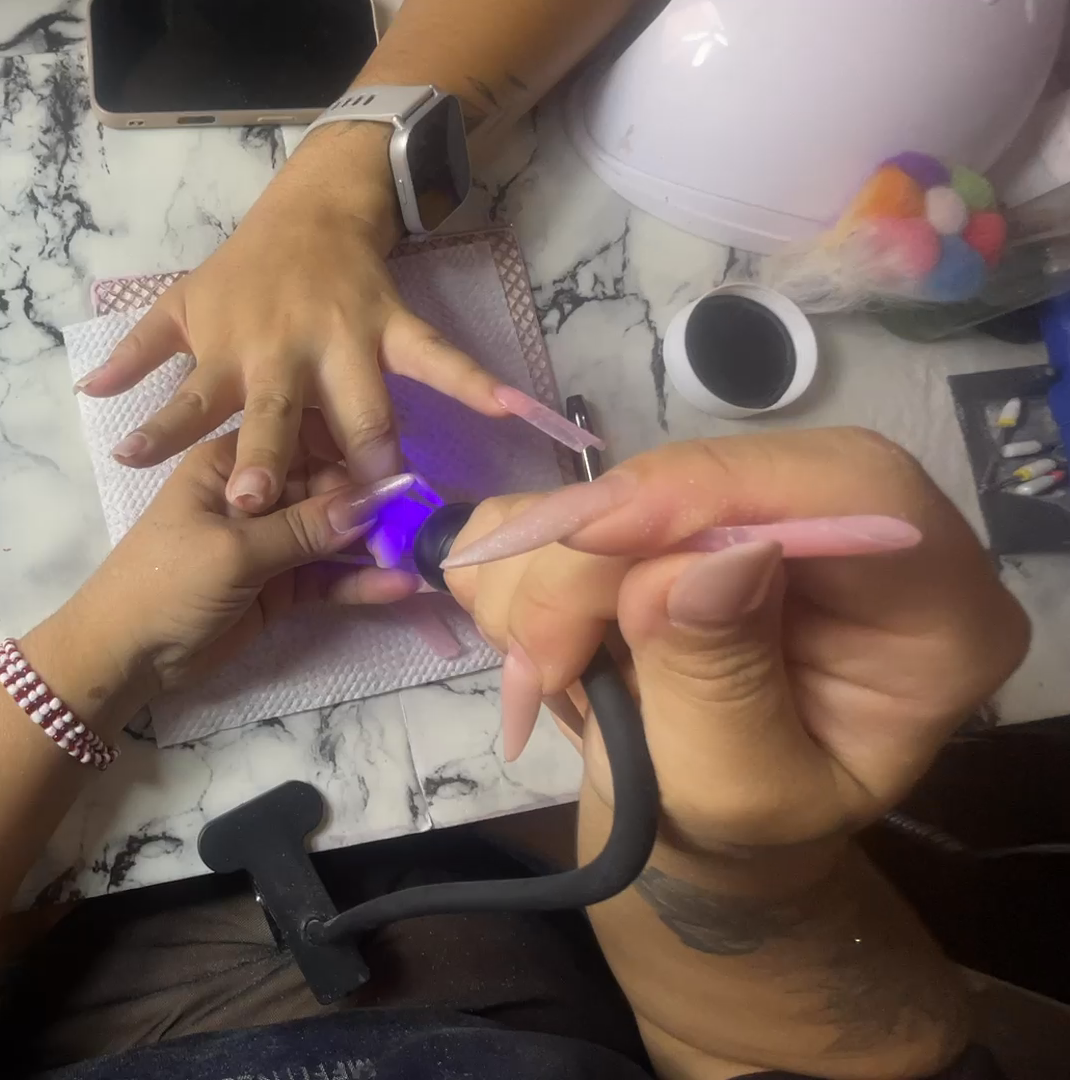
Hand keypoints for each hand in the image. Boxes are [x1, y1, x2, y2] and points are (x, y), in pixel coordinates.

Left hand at [59, 432, 423, 699]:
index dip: (350, 455)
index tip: (400, 471)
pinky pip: (325, 578)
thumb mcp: (233, 549)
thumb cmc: (166, 581)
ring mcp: (268, 543)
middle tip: (421, 524)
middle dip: (370, 507)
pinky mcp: (278, 586)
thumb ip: (304, 527)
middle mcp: (255, 495)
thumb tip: (378, 498)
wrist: (126, 652)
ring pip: (331, 537)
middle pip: (325, 490)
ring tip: (423, 556)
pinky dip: (356, 583)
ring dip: (372, 548)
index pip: (302, 443)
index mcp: (231, 465)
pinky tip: (397, 588)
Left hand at [74, 125, 506, 509]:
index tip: (129, 460)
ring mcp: (343, 341)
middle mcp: (283, 353)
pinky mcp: (393, 327)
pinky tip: (512, 409)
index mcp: (229, 354)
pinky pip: (437, 360)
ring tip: (385, 502)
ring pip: (362, 405)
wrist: (312, 210)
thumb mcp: (178, 308)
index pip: (187, 400)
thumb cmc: (240, 276)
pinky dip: (474, 381)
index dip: (158, 429)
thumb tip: (88, 391)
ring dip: (373, 450)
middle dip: (270, 460)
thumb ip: (137, 354)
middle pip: (275, 416)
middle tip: (258, 507)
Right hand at [441, 429, 1029, 854]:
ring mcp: (706, 522)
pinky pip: (530, 512)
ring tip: (542, 674)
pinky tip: (527, 638)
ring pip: (587, 497)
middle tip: (536, 663)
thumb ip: (721, 682)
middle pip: (684, 484)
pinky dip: (502, 576)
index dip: (709, 491)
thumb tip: (699, 564)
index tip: (591, 539)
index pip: (845, 487)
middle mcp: (819, 538)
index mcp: (919, 609)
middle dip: (578, 570)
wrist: (679, 814)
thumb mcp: (738, 789)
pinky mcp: (623, 522)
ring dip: (531, 588)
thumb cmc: (731, 824)